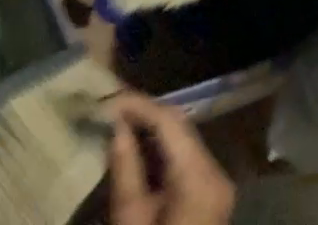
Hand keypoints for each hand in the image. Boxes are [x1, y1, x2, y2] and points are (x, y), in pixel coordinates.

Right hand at [107, 92, 236, 224]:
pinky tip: (133, 142)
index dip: (133, 103)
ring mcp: (217, 183)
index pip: (167, 120)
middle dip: (140, 109)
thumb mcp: (130, 214)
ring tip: (113, 120)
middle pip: (178, 123)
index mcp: (198, 179)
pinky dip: (159, 142)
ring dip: (148, 124)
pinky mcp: (211, 192)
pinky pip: (185, 152)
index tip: (100, 102)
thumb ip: (124, 163)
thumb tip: (114, 122)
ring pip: (181, 134)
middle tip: (104, 108)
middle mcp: (215, 174)